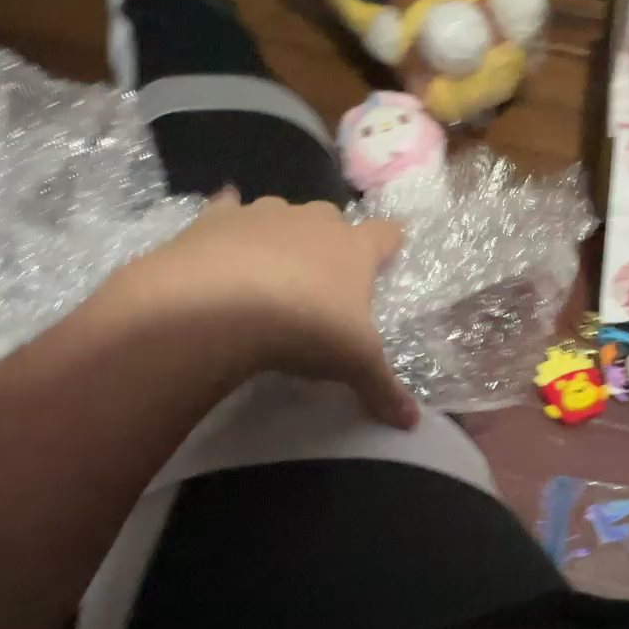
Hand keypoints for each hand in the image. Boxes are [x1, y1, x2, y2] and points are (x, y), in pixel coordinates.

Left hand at [115, 192, 419, 428]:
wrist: (220, 307)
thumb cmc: (306, 328)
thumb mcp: (354, 365)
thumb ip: (383, 389)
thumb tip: (412, 421)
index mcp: (354, 249)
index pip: (385, 234)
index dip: (391, 241)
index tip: (393, 246)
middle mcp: (312, 222)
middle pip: (331, 218)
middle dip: (332, 238)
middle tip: (326, 272)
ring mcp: (262, 215)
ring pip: (282, 212)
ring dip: (283, 232)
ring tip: (275, 262)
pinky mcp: (216, 219)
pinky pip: (228, 208)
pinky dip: (230, 218)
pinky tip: (224, 236)